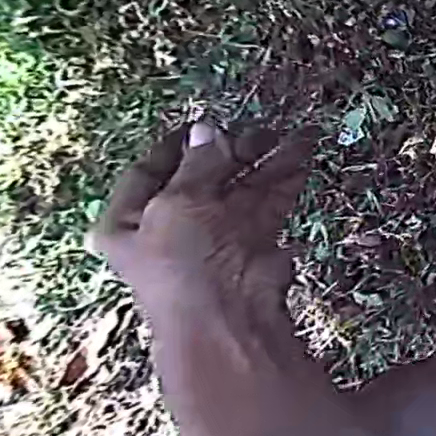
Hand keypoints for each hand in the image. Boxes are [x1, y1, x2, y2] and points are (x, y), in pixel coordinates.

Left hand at [93, 122, 315, 324]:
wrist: (226, 314)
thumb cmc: (183, 259)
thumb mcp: (178, 205)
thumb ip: (198, 165)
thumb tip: (207, 128)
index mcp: (131, 219)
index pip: (150, 171)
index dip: (176, 146)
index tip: (204, 122)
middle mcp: (173, 223)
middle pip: (205, 175)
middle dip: (234, 151)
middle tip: (263, 131)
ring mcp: (217, 230)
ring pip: (245, 185)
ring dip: (270, 161)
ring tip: (298, 136)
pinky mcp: (255, 236)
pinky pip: (271, 200)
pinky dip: (288, 179)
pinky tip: (304, 158)